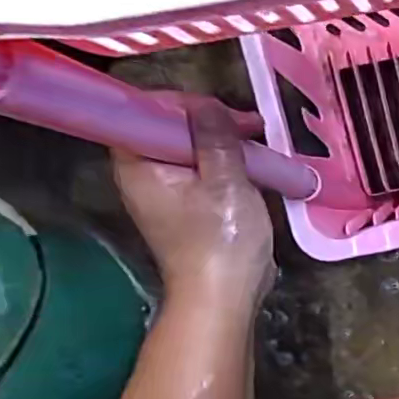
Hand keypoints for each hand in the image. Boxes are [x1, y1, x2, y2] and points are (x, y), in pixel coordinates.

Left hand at [114, 98, 275, 307]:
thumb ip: (216, 139)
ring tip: (260, 146)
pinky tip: (255, 168)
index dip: (182, 103)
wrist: (223, 294)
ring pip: (190, 151)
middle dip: (210, 122)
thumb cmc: (221, 239)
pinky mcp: (188, 208)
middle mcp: (143, 175)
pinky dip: (227, 165)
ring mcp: (165, 193)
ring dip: (224, 144)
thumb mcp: (226, 182)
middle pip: (169, 129)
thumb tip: (208, 106)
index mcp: (138, 164)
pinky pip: (202, 173)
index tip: (222, 111)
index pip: (143, 111)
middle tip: (252, 127)